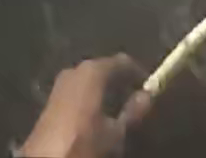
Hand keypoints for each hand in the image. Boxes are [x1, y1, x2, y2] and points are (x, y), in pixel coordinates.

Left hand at [19, 55, 151, 157]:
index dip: (137, 72)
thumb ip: (132, 112)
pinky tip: (100, 116)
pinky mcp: (54, 95)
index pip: (121, 62)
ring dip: (107, 91)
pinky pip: (80, 88)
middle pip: (105, 68)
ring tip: (122, 111)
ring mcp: (62, 81)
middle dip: (122, 82)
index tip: (151, 86)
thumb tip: (148, 95)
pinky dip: (93, 96)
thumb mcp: (114, 133)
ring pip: (91, 79)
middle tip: (138, 100)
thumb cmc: (83, 143)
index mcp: (92, 71)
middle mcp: (76, 68)